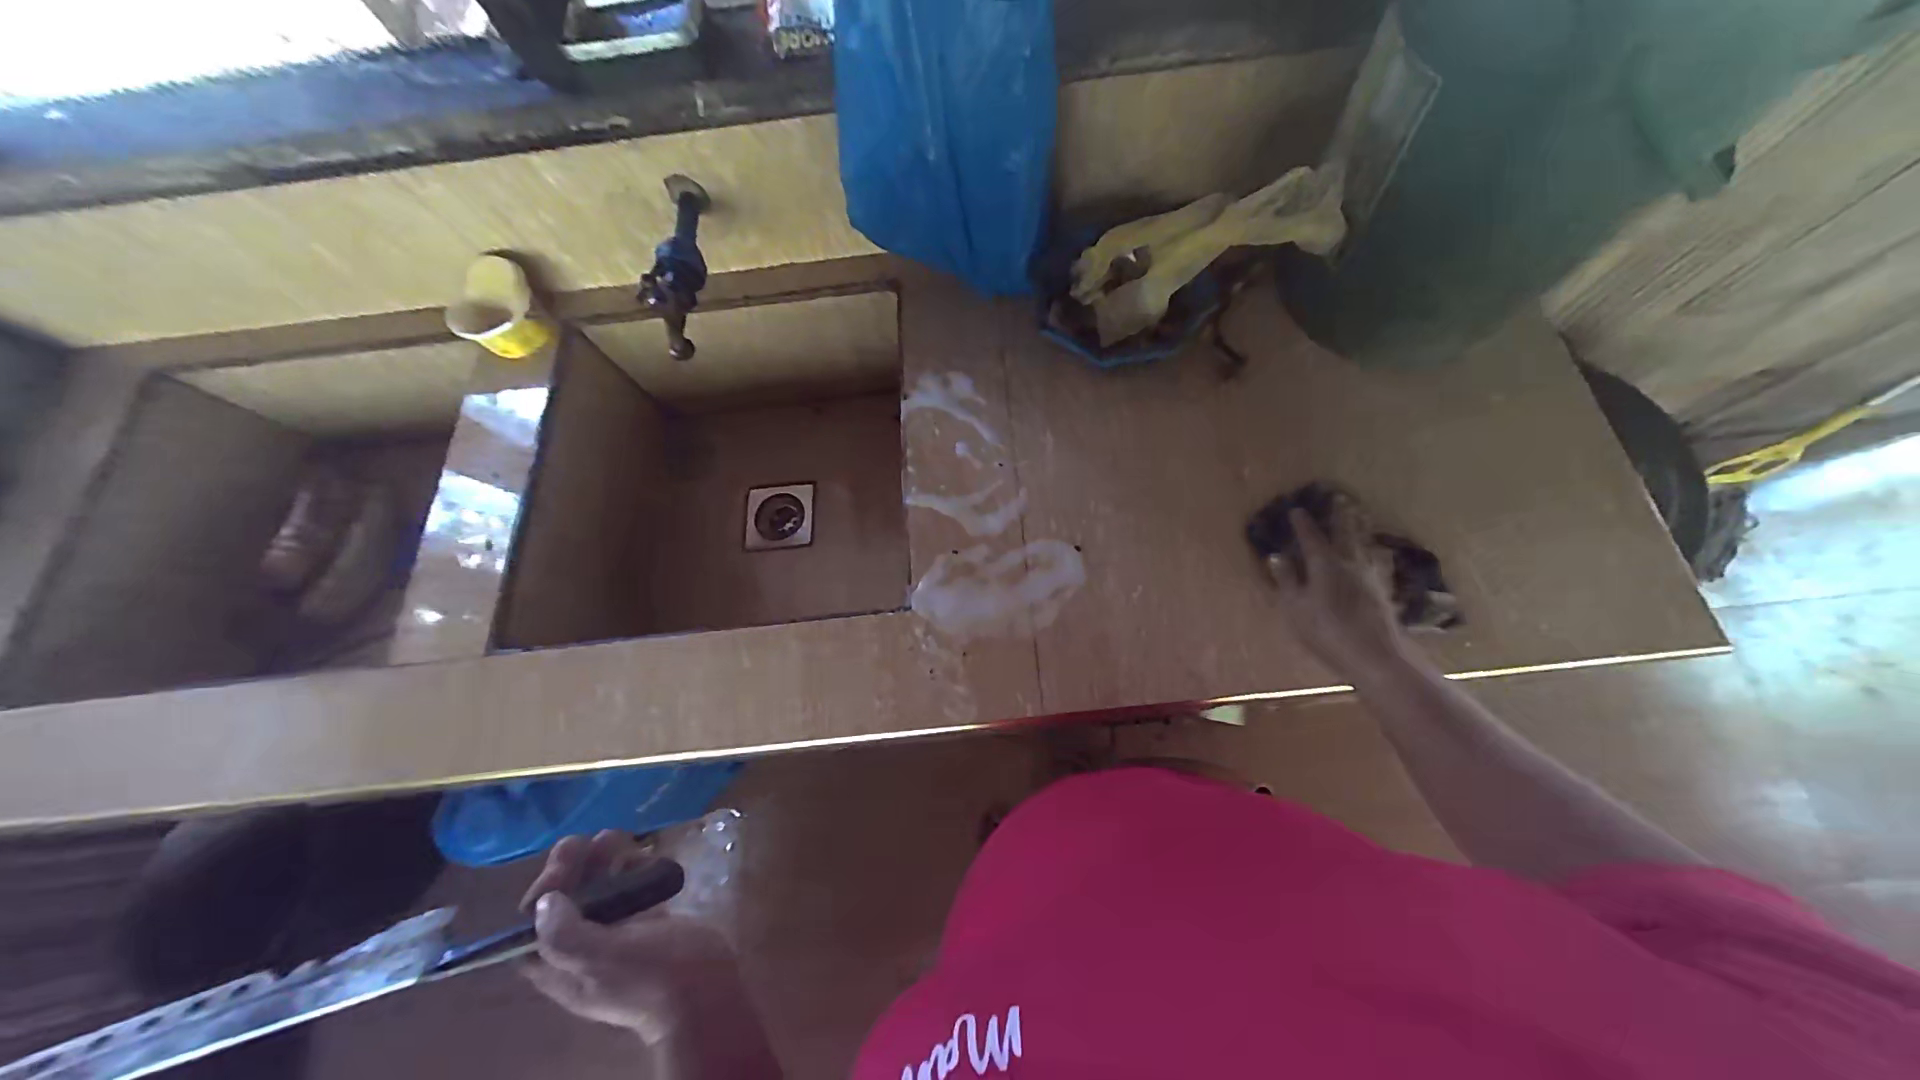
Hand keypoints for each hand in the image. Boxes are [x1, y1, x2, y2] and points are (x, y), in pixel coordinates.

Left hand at [519, 831, 750, 1047]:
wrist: (705, 992)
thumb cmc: (651, 978)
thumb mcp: (604, 960)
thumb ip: (566, 935)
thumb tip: (546, 902)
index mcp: (562, 967)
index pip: (533, 926)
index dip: (544, 890)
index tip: (566, 861)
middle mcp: (584, 949)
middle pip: (568, 902)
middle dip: (575, 868)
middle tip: (589, 838)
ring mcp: (618, 934)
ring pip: (602, 891)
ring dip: (605, 862)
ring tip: (620, 835)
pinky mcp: (648, 922)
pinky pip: (634, 890)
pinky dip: (636, 869)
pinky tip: (646, 854)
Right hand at [1269, 507, 1411, 683]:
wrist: (1376, 657)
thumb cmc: (1326, 631)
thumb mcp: (1295, 607)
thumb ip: (1287, 580)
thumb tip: (1277, 556)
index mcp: (1325, 564)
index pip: (1311, 538)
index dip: (1303, 524)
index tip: (1297, 510)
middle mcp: (1350, 563)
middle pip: (1345, 534)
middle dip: (1339, 516)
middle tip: (1339, 499)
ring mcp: (1370, 577)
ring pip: (1363, 546)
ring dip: (1357, 531)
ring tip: (1357, 520)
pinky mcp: (1382, 592)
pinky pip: (1373, 563)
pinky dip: (1368, 553)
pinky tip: (1370, 557)